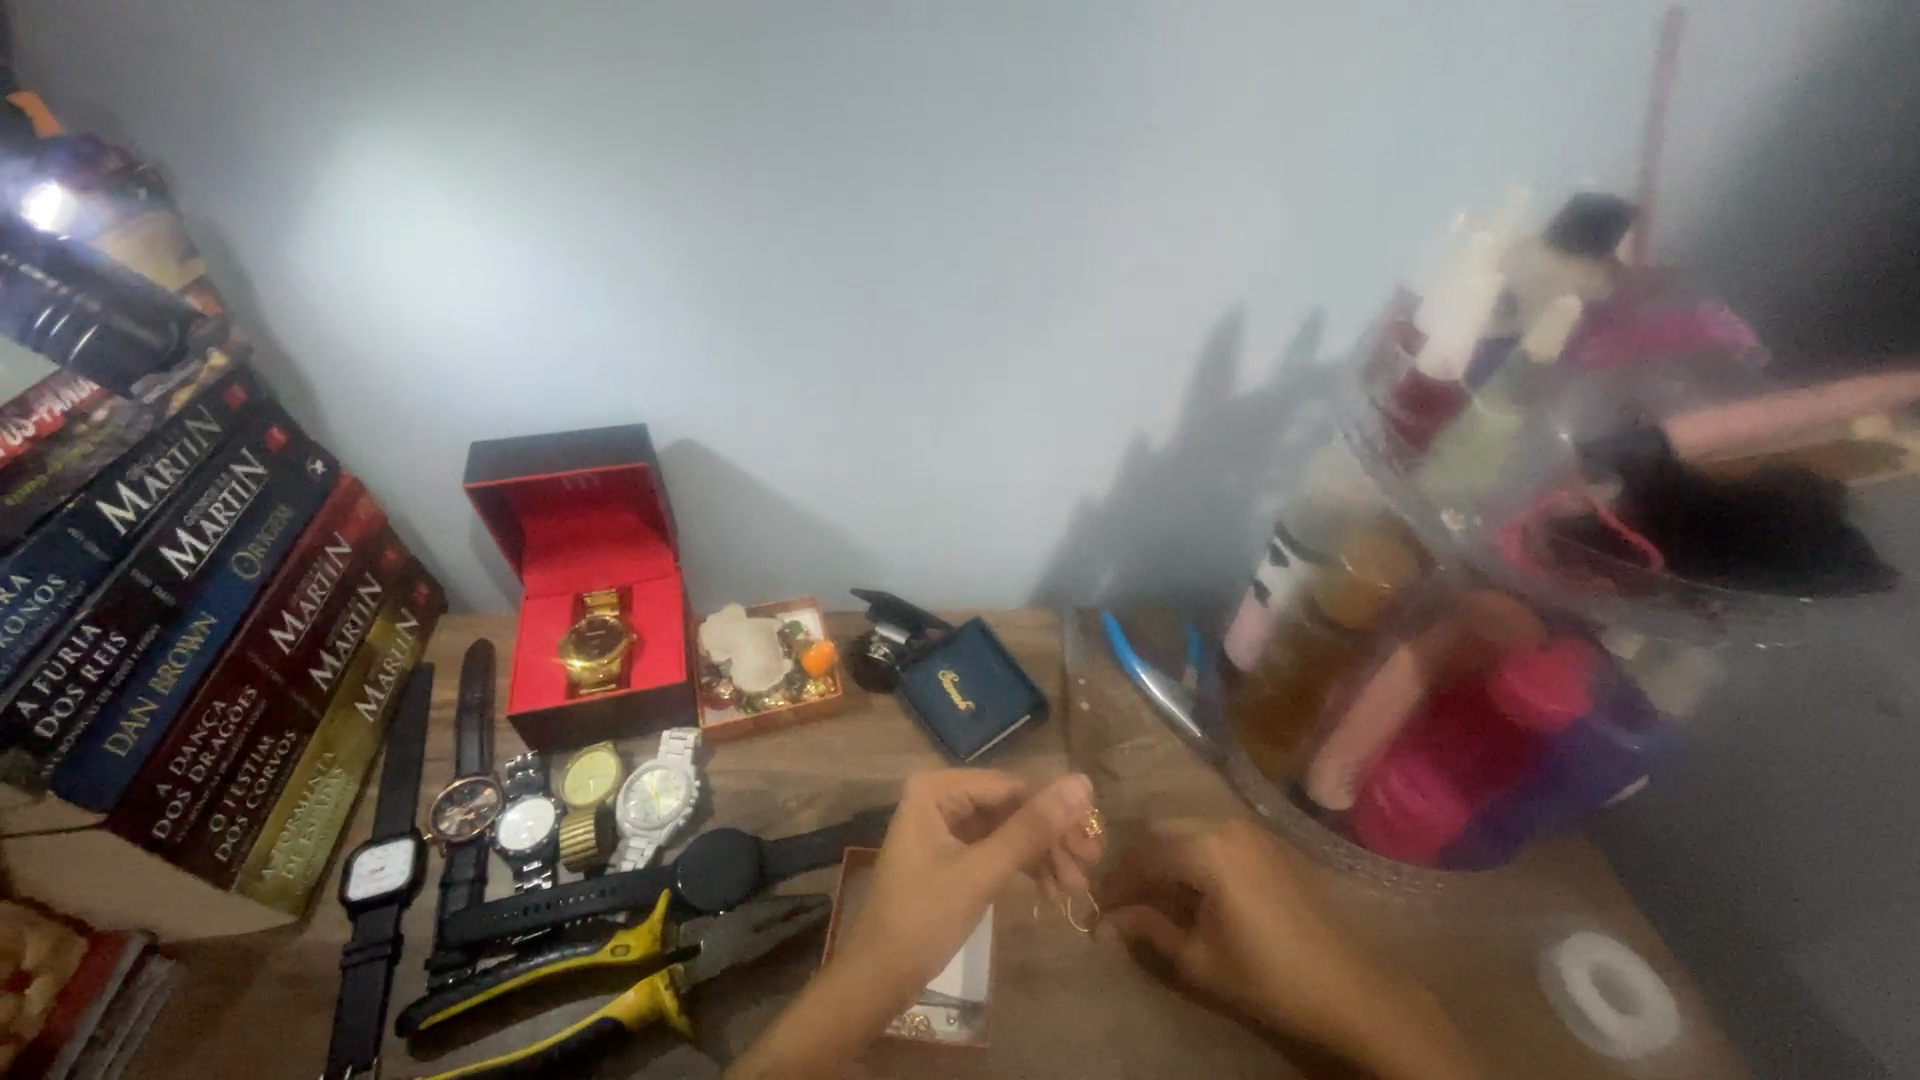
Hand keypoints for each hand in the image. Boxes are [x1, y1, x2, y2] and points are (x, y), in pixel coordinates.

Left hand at [836, 769, 1099, 1005]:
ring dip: (1043, 855)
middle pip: (1013, 806)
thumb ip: (1031, 829)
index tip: (1094, 841)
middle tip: (1091, 865)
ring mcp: (947, 824)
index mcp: (937, 788)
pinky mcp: (953, 852)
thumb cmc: (922, 920)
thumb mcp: (981, 873)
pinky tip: (1052, 891)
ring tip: (1076, 888)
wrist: (878, 978)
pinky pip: (998, 848)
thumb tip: (1083, 782)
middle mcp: (941, 796)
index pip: (1013, 786)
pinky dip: (1025, 867)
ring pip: (1010, 828)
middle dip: (1052, 837)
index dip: (1056, 810)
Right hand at [1100, 819, 1481, 1079]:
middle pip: (1160, 831)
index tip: (1098, 905)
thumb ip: (1147, 931)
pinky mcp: (1264, 841)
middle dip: (1136, 862)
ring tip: (1150, 894)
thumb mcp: (1198, 959)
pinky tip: (1186, 887)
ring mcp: (1248, 828)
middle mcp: (1224, 824)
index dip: (1115, 879)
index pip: (1142, 853)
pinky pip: (1210, 834)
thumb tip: (1102, 924)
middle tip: (1120, 898)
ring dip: (1162, 855)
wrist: (1349, 987)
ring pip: (1184, 828)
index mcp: (1206, 849)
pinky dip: (1188, 853)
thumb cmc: (1268, 976)